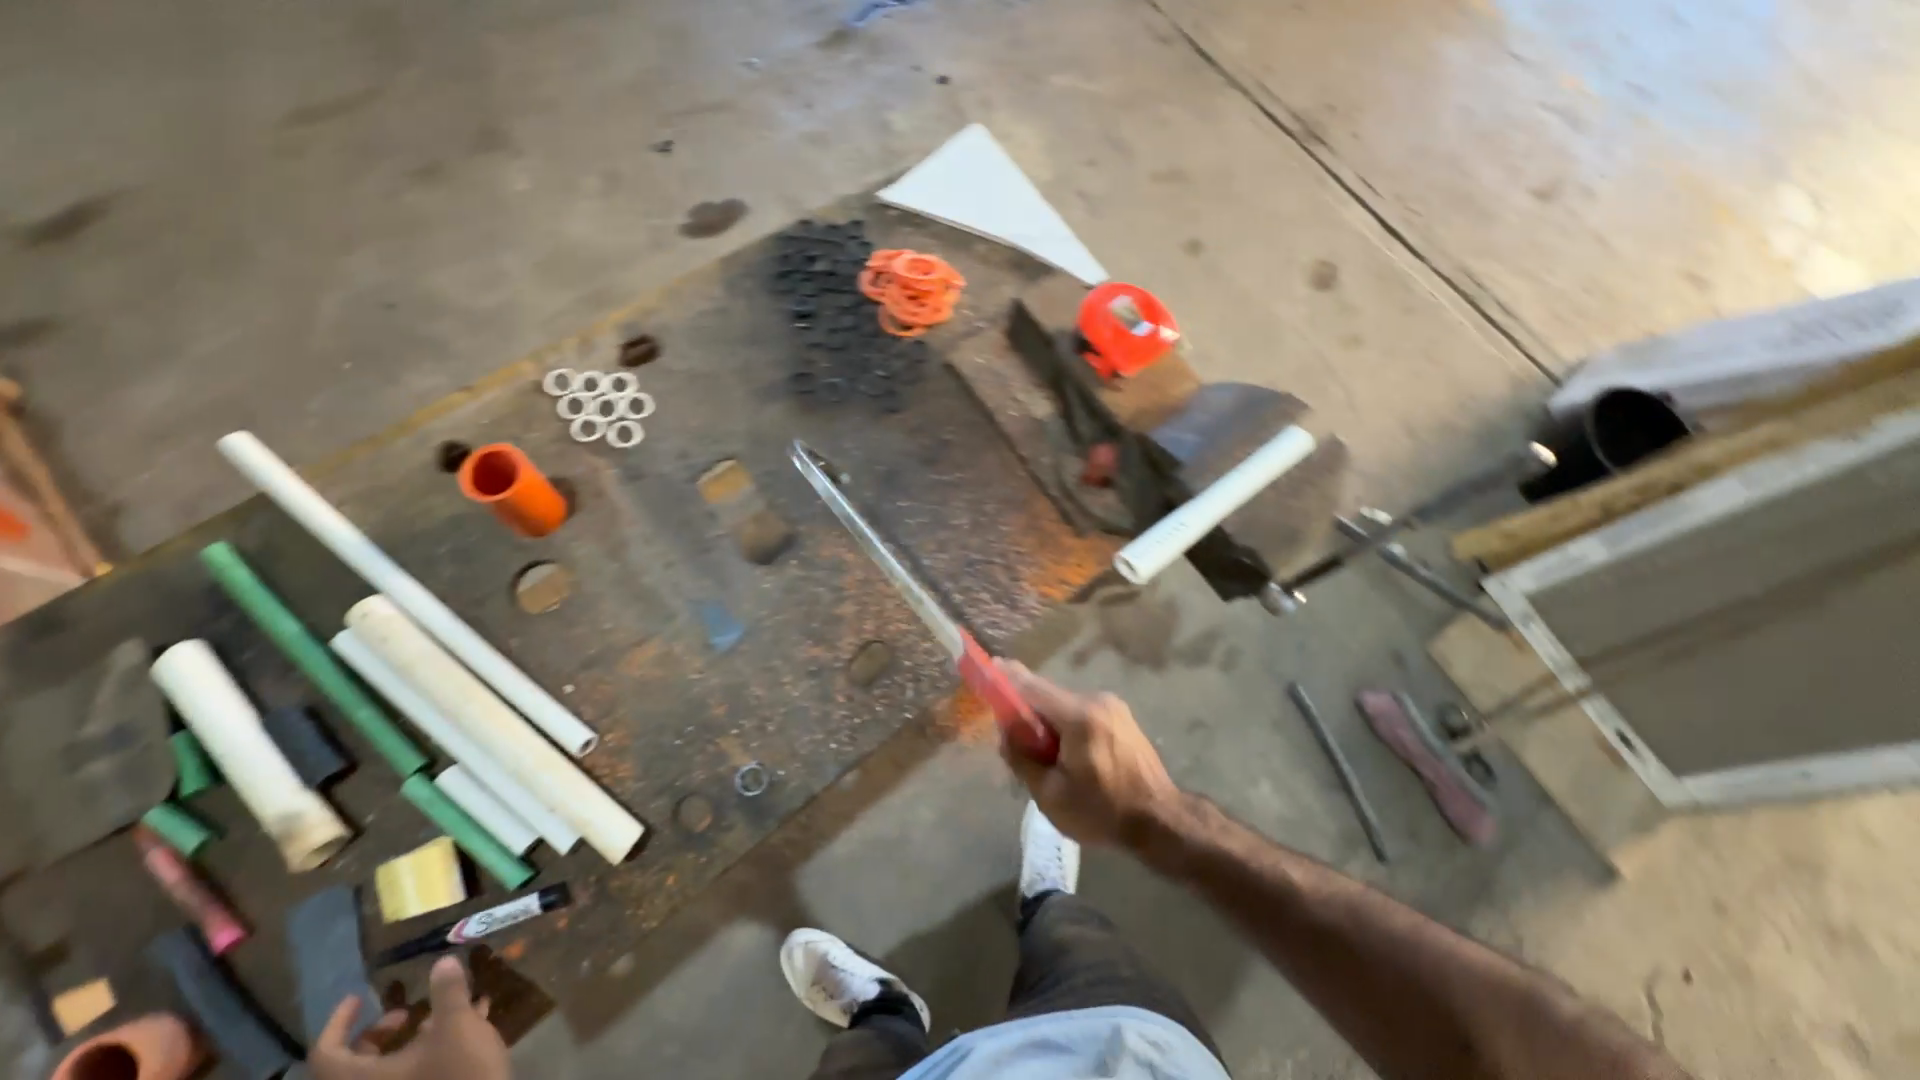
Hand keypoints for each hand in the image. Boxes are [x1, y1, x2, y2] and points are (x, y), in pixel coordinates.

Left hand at [309, 956, 509, 1079]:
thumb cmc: (457, 1075)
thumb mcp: (456, 1027)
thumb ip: (448, 992)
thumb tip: (442, 962)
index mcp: (362, 1079)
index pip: (326, 1054)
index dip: (338, 1022)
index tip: (360, 998)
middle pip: (354, 1064)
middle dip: (378, 1032)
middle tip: (405, 1012)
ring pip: (386, 1072)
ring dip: (407, 1042)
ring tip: (440, 1017)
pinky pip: (414, 1076)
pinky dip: (429, 1053)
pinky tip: (468, 1029)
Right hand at [997, 660, 1179, 846]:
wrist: (1162, 822)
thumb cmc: (1103, 811)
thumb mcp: (1050, 795)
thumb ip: (1021, 758)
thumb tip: (1006, 732)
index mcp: (1079, 716)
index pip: (1031, 687)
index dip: (1006, 679)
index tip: (988, 667)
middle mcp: (1097, 701)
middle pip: (1048, 698)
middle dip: (1027, 715)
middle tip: (1016, 747)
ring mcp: (1114, 708)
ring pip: (1065, 708)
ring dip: (1049, 726)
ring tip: (1048, 763)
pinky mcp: (1123, 719)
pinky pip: (1083, 716)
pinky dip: (1067, 730)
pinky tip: (1069, 760)